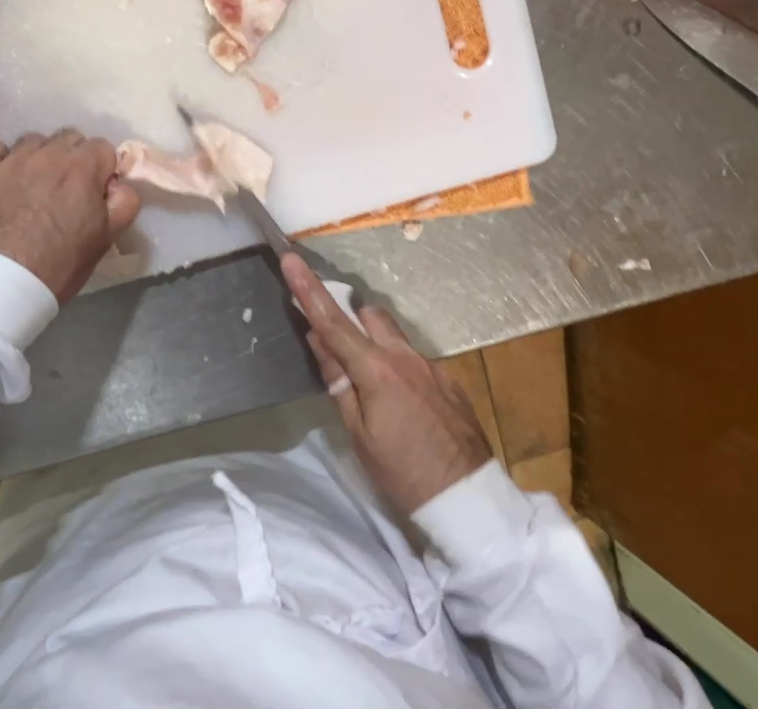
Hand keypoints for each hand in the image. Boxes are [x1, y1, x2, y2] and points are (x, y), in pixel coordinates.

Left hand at [0, 130, 141, 302]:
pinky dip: (4, 159)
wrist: (0, 282)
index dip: (103, 169)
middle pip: (69, 138)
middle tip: (67, 189)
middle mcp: (48, 154)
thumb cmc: (59, 264)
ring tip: (35, 185)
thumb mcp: (106, 239)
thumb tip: (118, 184)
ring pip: (33, 141)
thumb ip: (124, 203)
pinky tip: (5, 180)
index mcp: (82, 168)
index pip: (103, 147)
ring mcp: (12, 160)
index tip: (96, 191)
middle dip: (73, 158)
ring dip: (40, 157)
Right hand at [281, 251, 493, 515]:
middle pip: (370, 316)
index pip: (333, 322)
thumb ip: (338, 381)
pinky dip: (398, 367)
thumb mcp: (358, 433)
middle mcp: (406, 357)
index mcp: (377, 370)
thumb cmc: (401, 472)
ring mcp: (432, 367)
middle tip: (336, 342)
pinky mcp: (449, 382)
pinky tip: (401, 405)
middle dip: (349, 317)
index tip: (291, 258)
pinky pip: (415, 360)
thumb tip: (318, 339)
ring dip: (375, 343)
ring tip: (370, 384)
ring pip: (395, 337)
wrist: (466, 499)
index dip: (309, 289)